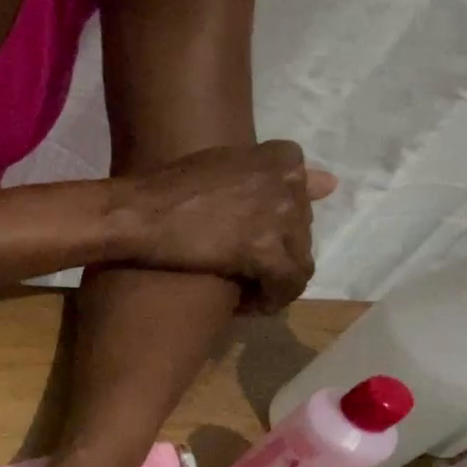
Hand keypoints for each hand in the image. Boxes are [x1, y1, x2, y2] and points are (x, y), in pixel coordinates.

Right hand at [110, 141, 336, 311]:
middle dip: (273, 255)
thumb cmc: (163, 189)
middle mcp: (289, 184)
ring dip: (272, 282)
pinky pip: (286, 285)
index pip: (299, 201)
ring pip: (298, 261)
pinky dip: (270, 300)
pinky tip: (246, 307)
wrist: (135, 214)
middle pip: (298, 232)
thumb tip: (331, 183)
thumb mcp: (223, 166)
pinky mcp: (263, 252)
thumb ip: (270, 175)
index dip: (274, 228)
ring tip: (243, 295)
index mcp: (282, 159)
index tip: (248, 243)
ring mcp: (280, 217)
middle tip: (240, 273)